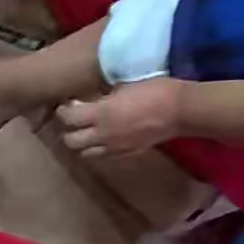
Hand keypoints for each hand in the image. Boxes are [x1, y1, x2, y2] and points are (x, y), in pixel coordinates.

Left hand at [59, 78, 186, 156]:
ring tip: (87, 132)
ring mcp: (115, 148)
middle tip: (73, 121)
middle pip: (71, 142)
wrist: (180, 111)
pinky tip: (104, 138)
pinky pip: (103, 157)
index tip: (65, 105)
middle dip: (68, 131)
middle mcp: (104, 135)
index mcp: (101, 114)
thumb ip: (104, 98)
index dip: (63, 112)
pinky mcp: (126, 155)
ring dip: (81, 144)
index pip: (68, 118)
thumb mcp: (123, 87)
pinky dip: (98, 150)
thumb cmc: (154, 91)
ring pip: (85, 154)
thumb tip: (91, 100)